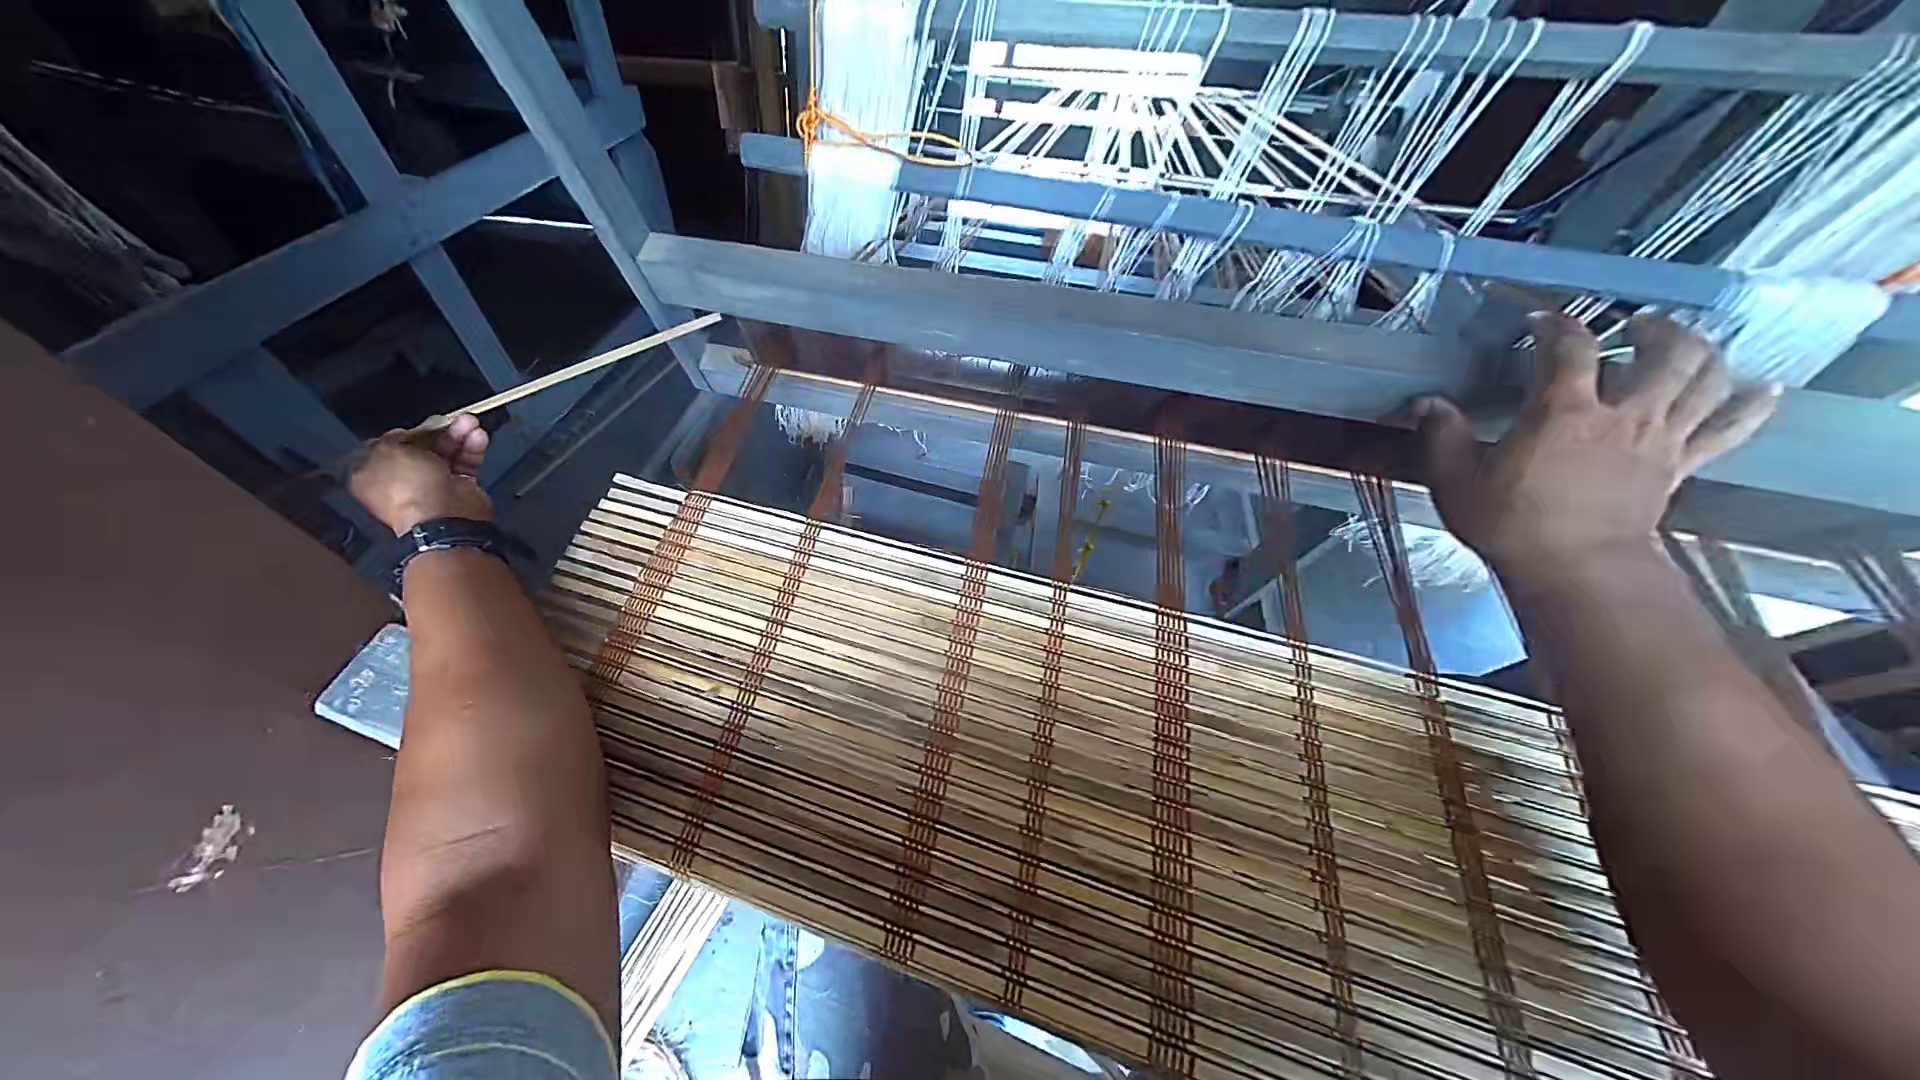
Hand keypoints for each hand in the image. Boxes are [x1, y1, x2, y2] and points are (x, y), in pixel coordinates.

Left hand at [348, 413, 493, 534]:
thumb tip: (403, 435)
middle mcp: (402, 479)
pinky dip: (473, 449)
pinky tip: (480, 437)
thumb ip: (393, 438)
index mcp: (373, 474)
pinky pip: (466, 463)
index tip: (422, 424)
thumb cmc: (408, 485)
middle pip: (422, 447)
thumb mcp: (388, 452)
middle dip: (440, 431)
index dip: (407, 432)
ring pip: (447, 452)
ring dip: (461, 436)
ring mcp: (433, 484)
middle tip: (456, 419)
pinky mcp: (460, 488)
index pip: (390, 445)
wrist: (446, 516)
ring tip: (473, 424)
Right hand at [1417, 313, 1778, 579]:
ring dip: (1700, 351)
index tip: (1541, 321)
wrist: (1574, 568)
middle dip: (1652, 328)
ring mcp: (1660, 439)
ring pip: (1704, 378)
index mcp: (1562, 413)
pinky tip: (1761, 389)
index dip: (1556, 326)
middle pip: (1663, 352)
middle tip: (1634, 324)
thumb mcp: (1456, 480)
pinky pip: (1729, 429)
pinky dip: (1750, 405)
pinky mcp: (1680, 465)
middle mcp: (1622, 415)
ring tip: (1683, 341)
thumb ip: (1442, 436)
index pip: (1568, 349)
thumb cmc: (1509, 523)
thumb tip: (1426, 403)